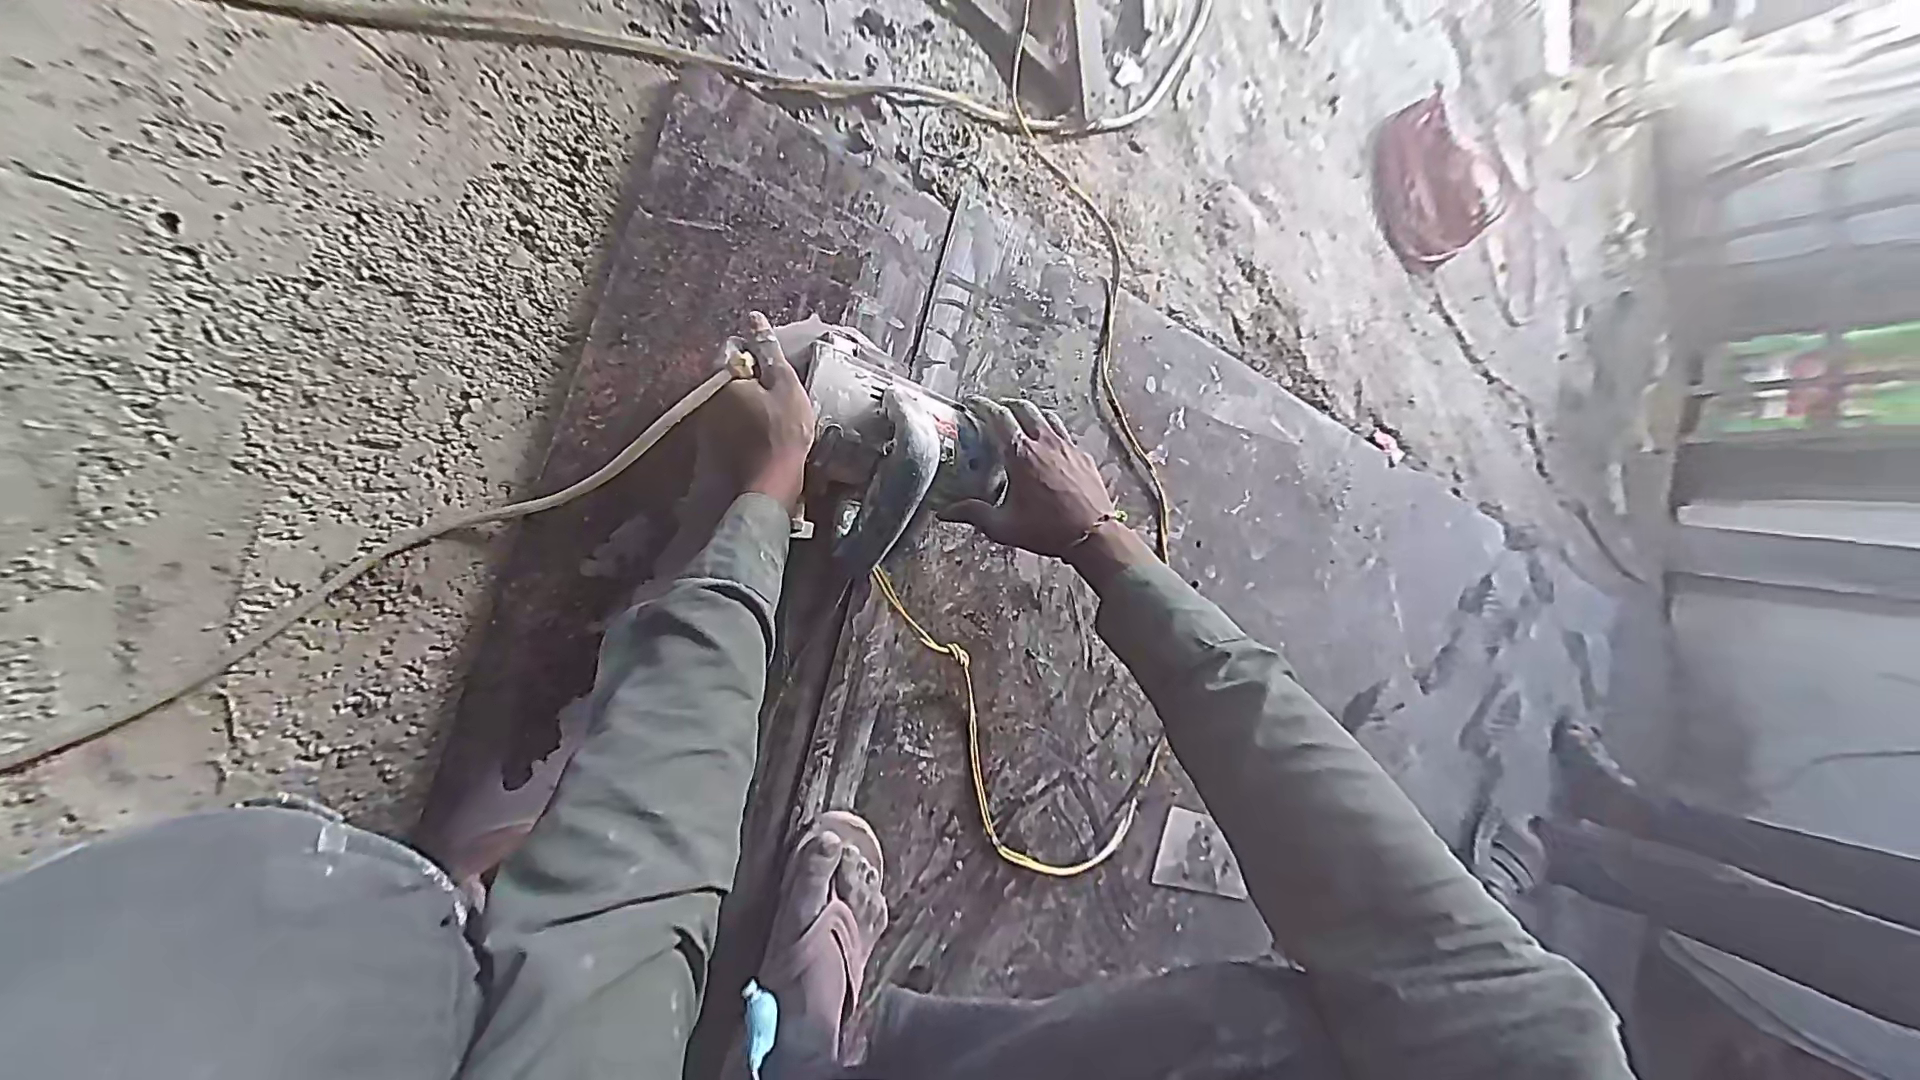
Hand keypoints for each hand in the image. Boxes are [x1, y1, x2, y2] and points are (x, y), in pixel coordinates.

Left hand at [706, 311, 814, 509]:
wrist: (770, 483)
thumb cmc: (784, 431)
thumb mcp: (786, 386)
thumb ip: (770, 352)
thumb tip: (755, 319)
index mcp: (724, 378)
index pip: (735, 353)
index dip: (758, 361)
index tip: (776, 377)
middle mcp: (708, 398)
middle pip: (730, 380)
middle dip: (749, 384)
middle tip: (777, 400)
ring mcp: (707, 425)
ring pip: (728, 405)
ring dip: (745, 408)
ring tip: (771, 421)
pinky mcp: (711, 448)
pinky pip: (728, 428)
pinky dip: (741, 429)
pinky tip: (760, 440)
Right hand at [941, 397, 1119, 558]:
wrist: (1093, 535)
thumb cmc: (1047, 529)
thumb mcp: (1003, 526)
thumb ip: (973, 514)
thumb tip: (946, 512)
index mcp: (1020, 455)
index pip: (998, 418)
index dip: (982, 406)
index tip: (972, 403)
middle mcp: (1044, 443)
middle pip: (1023, 408)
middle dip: (1006, 405)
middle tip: (995, 412)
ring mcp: (1067, 447)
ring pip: (1046, 416)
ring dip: (1030, 414)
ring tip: (1021, 423)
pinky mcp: (1082, 456)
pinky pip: (1064, 434)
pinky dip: (1051, 432)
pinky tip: (1048, 447)